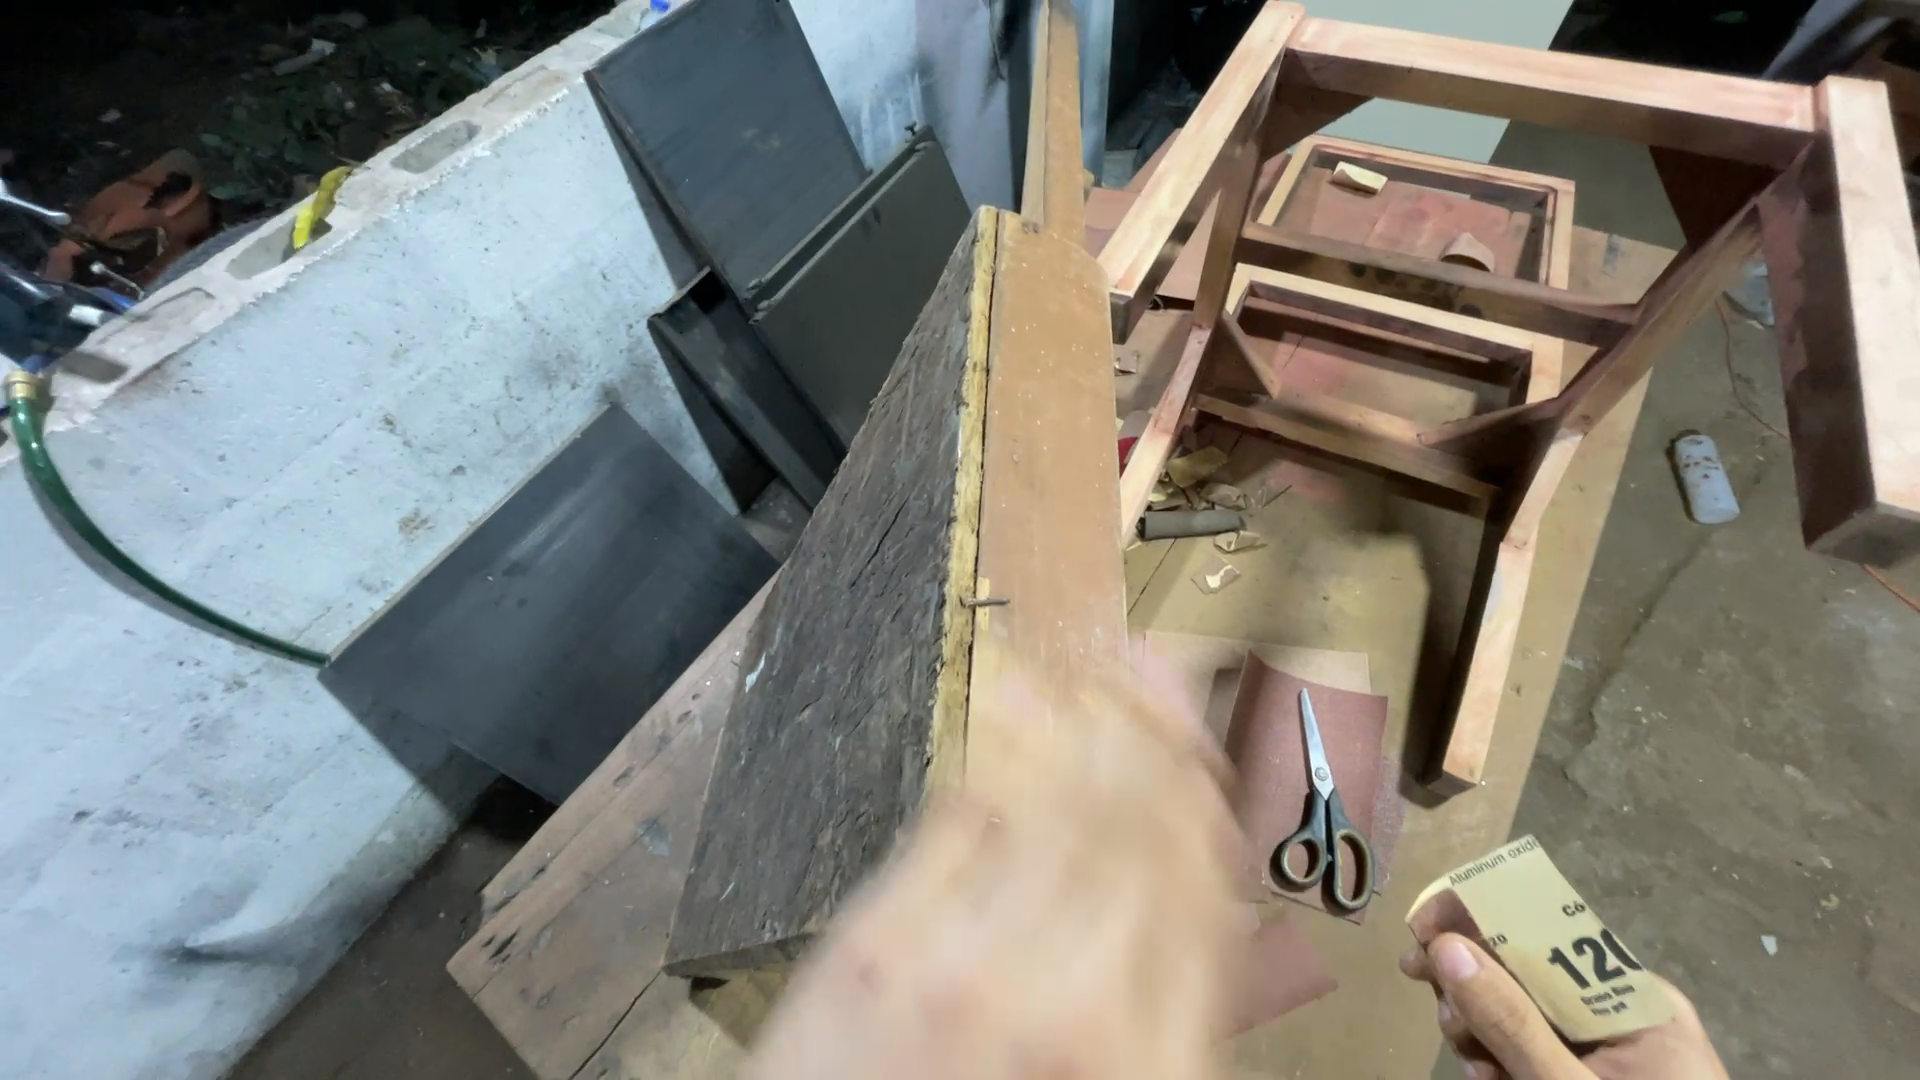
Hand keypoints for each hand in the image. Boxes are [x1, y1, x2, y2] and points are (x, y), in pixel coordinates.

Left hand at [742, 669, 1239, 1079]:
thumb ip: (1192, 1013)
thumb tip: (1266, 939)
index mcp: (1145, 1063)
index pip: (1196, 887)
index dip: (1201, 794)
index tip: (1198, 743)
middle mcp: (1063, 1005)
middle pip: (1132, 827)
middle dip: (1153, 733)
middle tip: (1160, 667)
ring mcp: (964, 963)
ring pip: (1055, 803)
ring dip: (1087, 721)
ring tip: (1106, 666)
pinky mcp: (884, 935)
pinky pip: (963, 812)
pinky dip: (1004, 746)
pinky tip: (1022, 699)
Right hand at [1400, 933, 1729, 1079]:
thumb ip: (1511, 1023)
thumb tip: (1443, 945)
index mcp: (1636, 1000)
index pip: (1541, 927)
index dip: (1473, 920)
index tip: (1418, 936)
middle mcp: (1619, 1007)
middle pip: (1516, 965)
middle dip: (1469, 991)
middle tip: (1446, 1025)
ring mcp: (1603, 1041)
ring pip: (1509, 1003)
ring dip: (1476, 1031)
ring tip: (1477, 1072)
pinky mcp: (1585, 1069)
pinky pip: (1521, 1038)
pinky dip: (1494, 1055)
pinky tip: (1489, 1079)